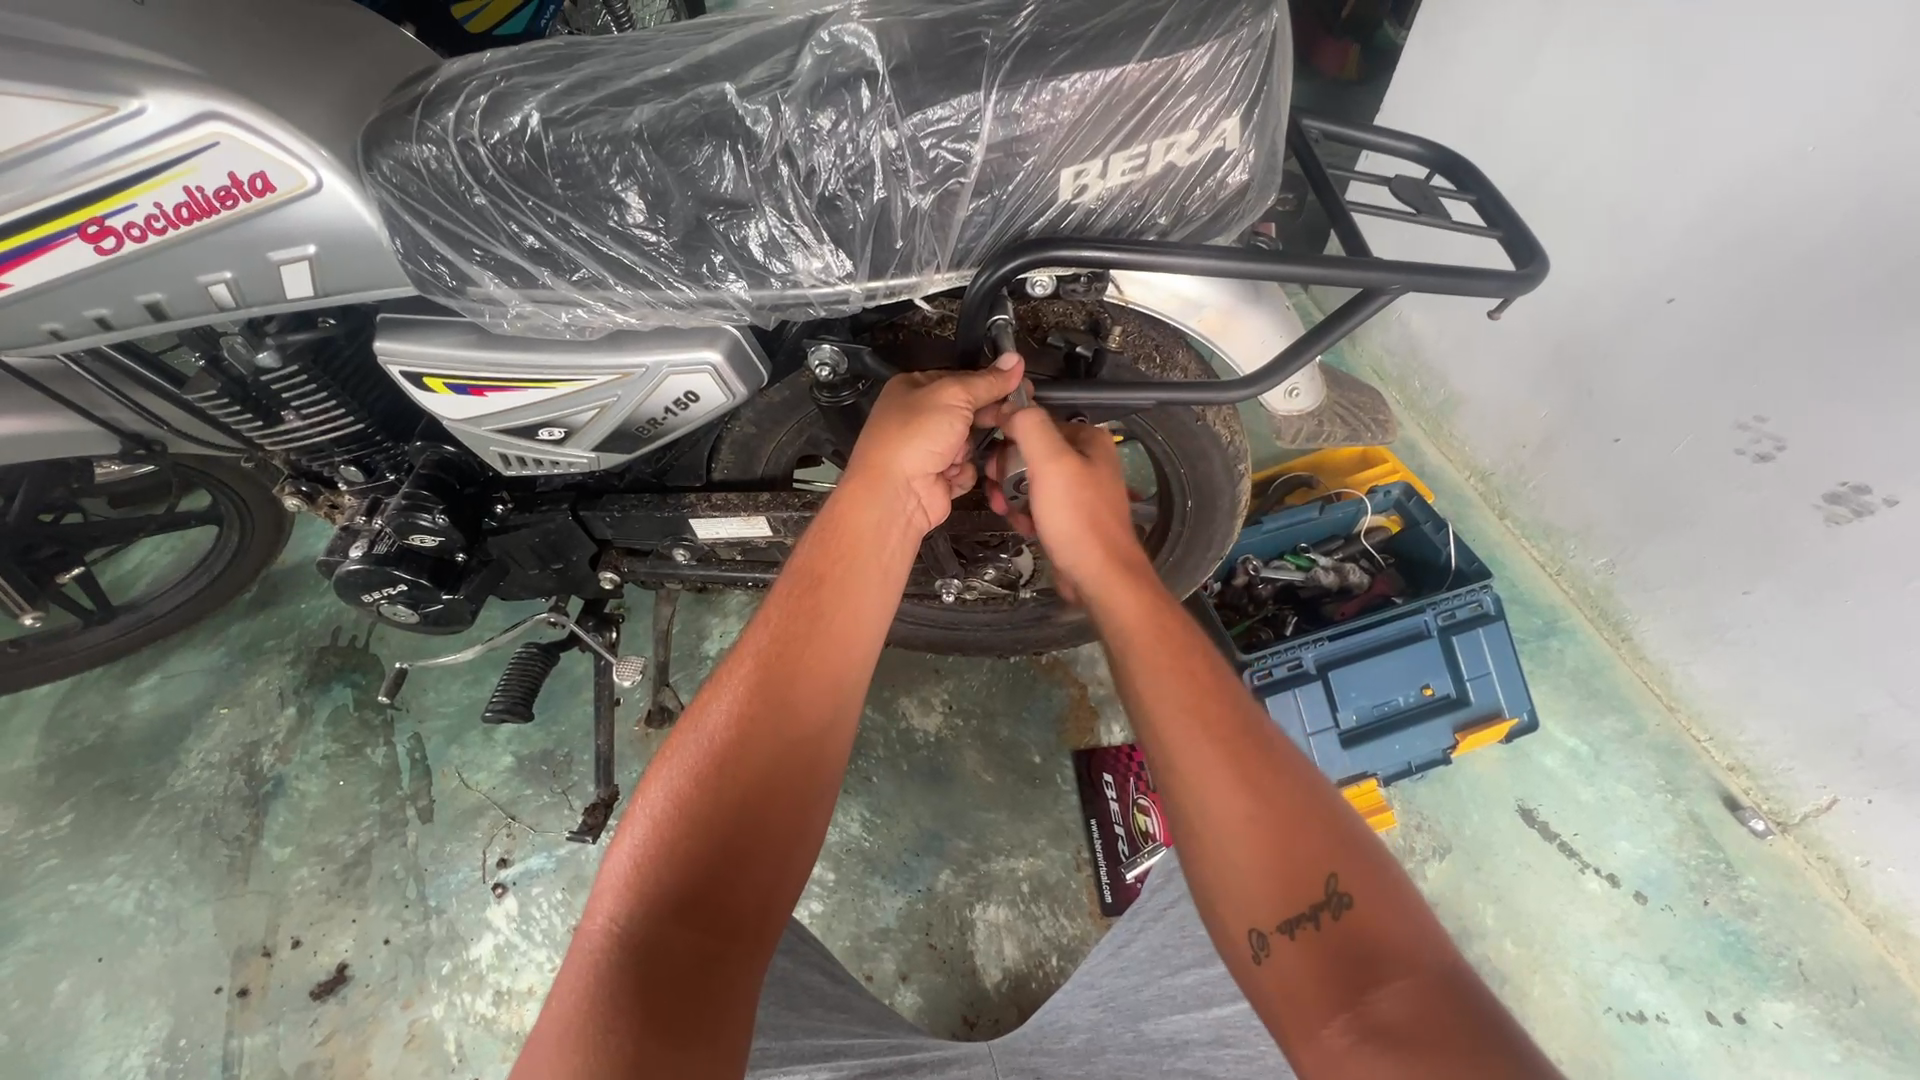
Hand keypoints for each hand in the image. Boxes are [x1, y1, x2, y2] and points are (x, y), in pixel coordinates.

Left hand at [839, 354, 1024, 534]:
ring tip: (957, 453)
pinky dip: (963, 473)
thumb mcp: (954, 396)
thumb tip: (1013, 361)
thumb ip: (987, 381)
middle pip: (968, 411)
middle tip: (1010, 417)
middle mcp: (920, 418)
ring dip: (970, 449)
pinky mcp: (938, 478)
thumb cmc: (912, 438)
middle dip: (985, 418)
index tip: (1017, 384)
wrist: (895, 494)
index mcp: (915, 388)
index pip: (961, 379)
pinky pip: (966, 470)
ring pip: (971, 443)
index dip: (990, 382)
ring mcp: (928, 449)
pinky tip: (950, 473)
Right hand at [985, 404, 1155, 603]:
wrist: (1099, 577)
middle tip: (997, 486)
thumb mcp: (1051, 462)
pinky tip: (1022, 526)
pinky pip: (1037, 505)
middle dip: (1008, 470)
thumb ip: (1029, 426)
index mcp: (1088, 439)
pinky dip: (1024, 513)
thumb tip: (1008, 407)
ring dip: (1012, 494)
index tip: (989, 454)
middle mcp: (1086, 460)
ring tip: (1005, 509)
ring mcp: (1079, 491)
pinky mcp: (1070, 518)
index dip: (1008, 434)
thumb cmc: (1077, 518)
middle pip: (1031, 452)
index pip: (1037, 421)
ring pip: (1030, 481)